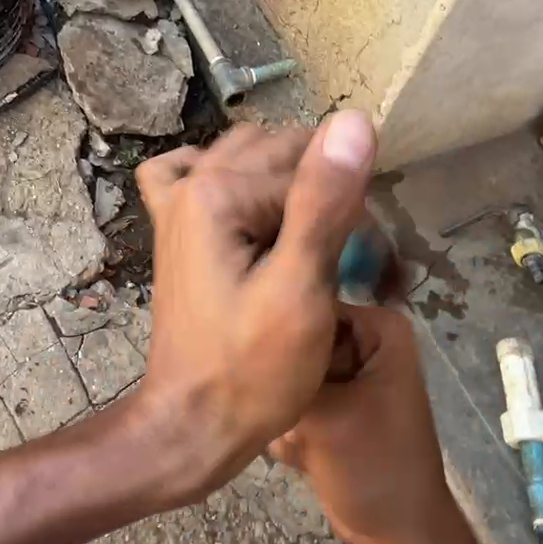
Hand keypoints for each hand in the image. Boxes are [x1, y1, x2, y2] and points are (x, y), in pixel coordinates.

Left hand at [127, 111, 376, 505]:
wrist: (192, 423)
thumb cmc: (251, 370)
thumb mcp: (300, 289)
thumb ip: (324, 201)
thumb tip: (353, 121)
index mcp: (216, 190)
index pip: (311, 171)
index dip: (351, 214)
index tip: (369, 265)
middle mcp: (190, 182)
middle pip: (280, 154)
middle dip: (322, 192)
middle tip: (346, 255)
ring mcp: (174, 202)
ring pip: (246, 154)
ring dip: (286, 179)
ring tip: (311, 235)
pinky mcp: (174, 227)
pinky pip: (192, 173)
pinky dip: (224, 175)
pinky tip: (244, 199)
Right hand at [268, 305, 454, 543]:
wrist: (398, 538)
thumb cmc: (375, 468)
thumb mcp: (324, 413)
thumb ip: (279, 372)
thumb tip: (230, 344)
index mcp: (378, 328)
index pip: (309, 303)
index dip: (282, 332)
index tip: (262, 364)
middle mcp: (361, 342)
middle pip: (294, 339)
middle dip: (286, 382)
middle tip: (294, 416)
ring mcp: (343, 376)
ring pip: (284, 373)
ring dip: (285, 411)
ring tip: (305, 440)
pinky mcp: (328, 406)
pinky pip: (287, 400)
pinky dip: (289, 428)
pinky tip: (306, 453)